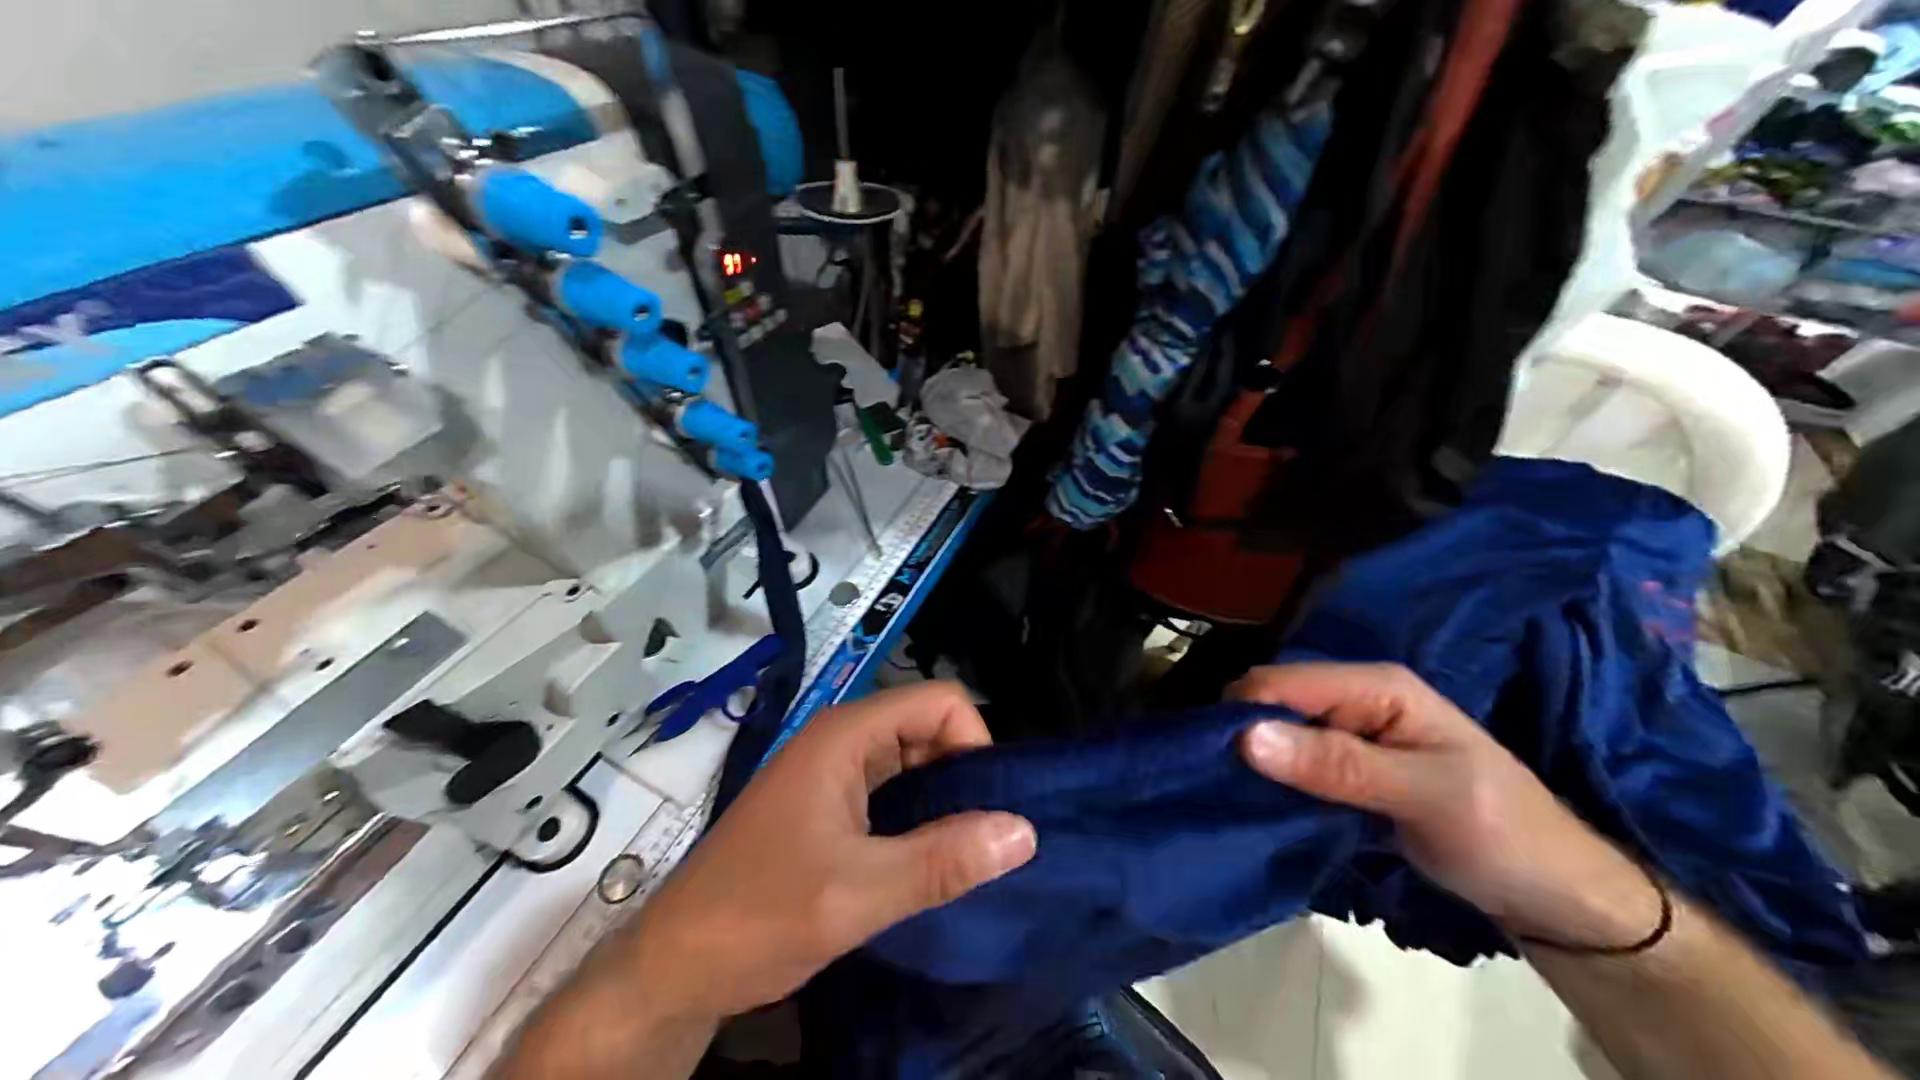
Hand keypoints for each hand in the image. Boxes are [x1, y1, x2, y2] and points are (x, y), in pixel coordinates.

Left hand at [624, 681, 1036, 1021]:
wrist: (676, 966)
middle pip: (928, 726)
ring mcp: (832, 773)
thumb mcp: (857, 893)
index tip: (988, 808)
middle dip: (965, 773)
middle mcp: (841, 740)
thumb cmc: (759, 916)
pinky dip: (922, 814)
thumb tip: (1025, 831)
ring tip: (966, 852)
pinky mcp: (829, 805)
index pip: (939, 702)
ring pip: (913, 760)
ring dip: (945, 797)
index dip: (973, 744)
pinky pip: (893, 791)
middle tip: (985, 839)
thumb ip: (942, 860)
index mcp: (844, 736)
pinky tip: (933, 857)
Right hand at [1231, 662, 1662, 947]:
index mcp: (1377, 685)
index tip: (1217, 762)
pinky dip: (1272, 778)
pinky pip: (1290, 759)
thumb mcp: (1426, 797)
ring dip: (1254, 760)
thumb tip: (1247, 737)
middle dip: (1243, 736)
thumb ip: (1337, 764)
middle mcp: (1355, 698)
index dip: (1244, 714)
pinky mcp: (1344, 765)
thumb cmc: (1503, 836)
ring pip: (1275, 731)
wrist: (1554, 895)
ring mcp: (1349, 732)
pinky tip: (1261, 800)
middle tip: (1226, 784)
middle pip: (1271, 700)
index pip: (1282, 682)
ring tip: (1235, 794)